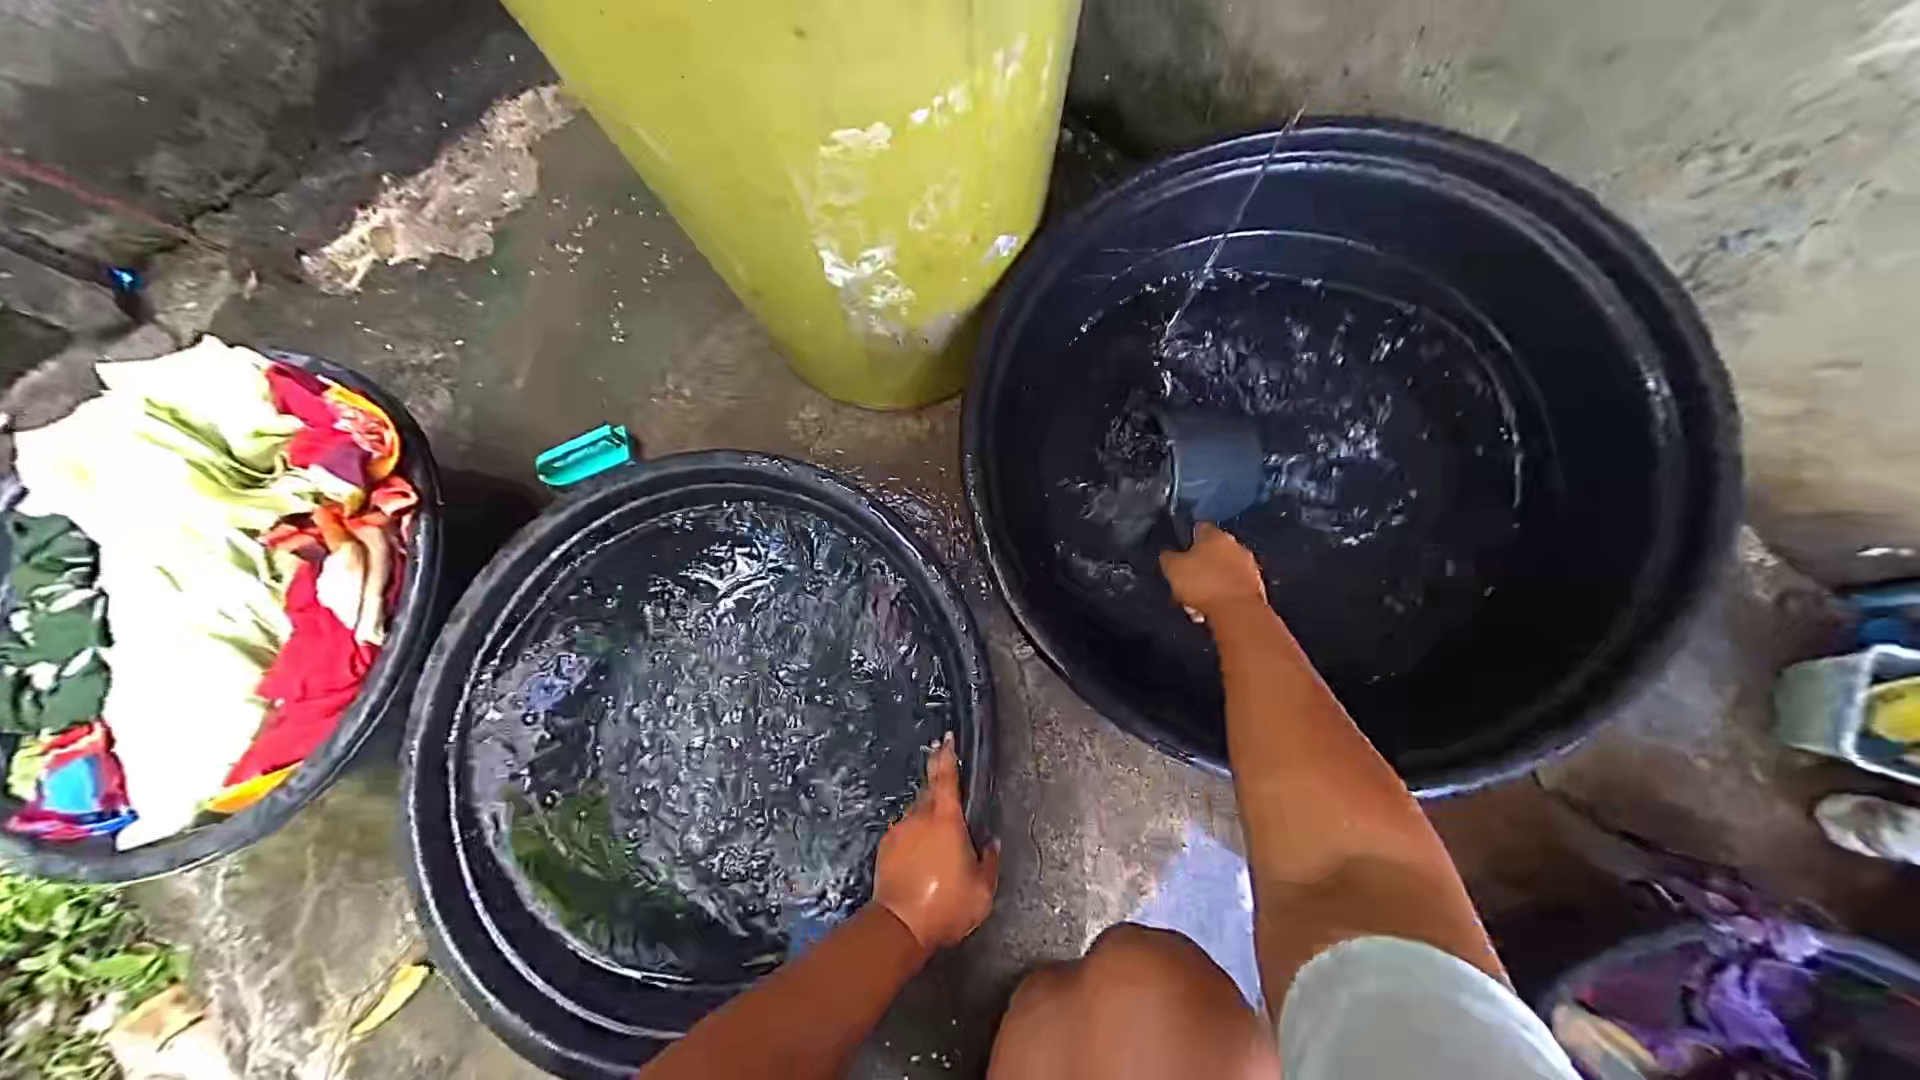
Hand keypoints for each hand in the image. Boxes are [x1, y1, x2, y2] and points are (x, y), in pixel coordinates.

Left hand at [874, 733, 998, 950]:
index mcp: (947, 819)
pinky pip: (904, 831)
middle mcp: (921, 817)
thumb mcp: (982, 889)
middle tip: (945, 777)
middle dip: (938, 781)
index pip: (947, 778)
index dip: (948, 756)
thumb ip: (989, 861)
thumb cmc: (946, 905)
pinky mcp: (886, 846)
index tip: (947, 740)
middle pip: (930, 790)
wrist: (900, 925)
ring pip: (916, 812)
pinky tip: (920, 853)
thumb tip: (990, 843)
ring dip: (927, 815)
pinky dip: (914, 835)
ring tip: (937, 835)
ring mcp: (900, 830)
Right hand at [1159, 523, 1267, 620]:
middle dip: (1200, 565)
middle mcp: (1236, 545)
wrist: (1238, 612)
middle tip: (1186, 582)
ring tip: (1197, 601)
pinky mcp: (1257, 586)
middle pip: (1213, 551)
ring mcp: (1250, 566)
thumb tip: (1168, 553)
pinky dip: (1224, 594)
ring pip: (1223, 571)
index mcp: (1215, 535)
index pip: (1199, 527)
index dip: (1187, 539)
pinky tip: (1212, 608)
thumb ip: (1168, 557)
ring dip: (1211, 581)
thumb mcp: (1172, 568)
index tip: (1178, 554)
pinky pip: (1234, 586)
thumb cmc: (1202, 584)